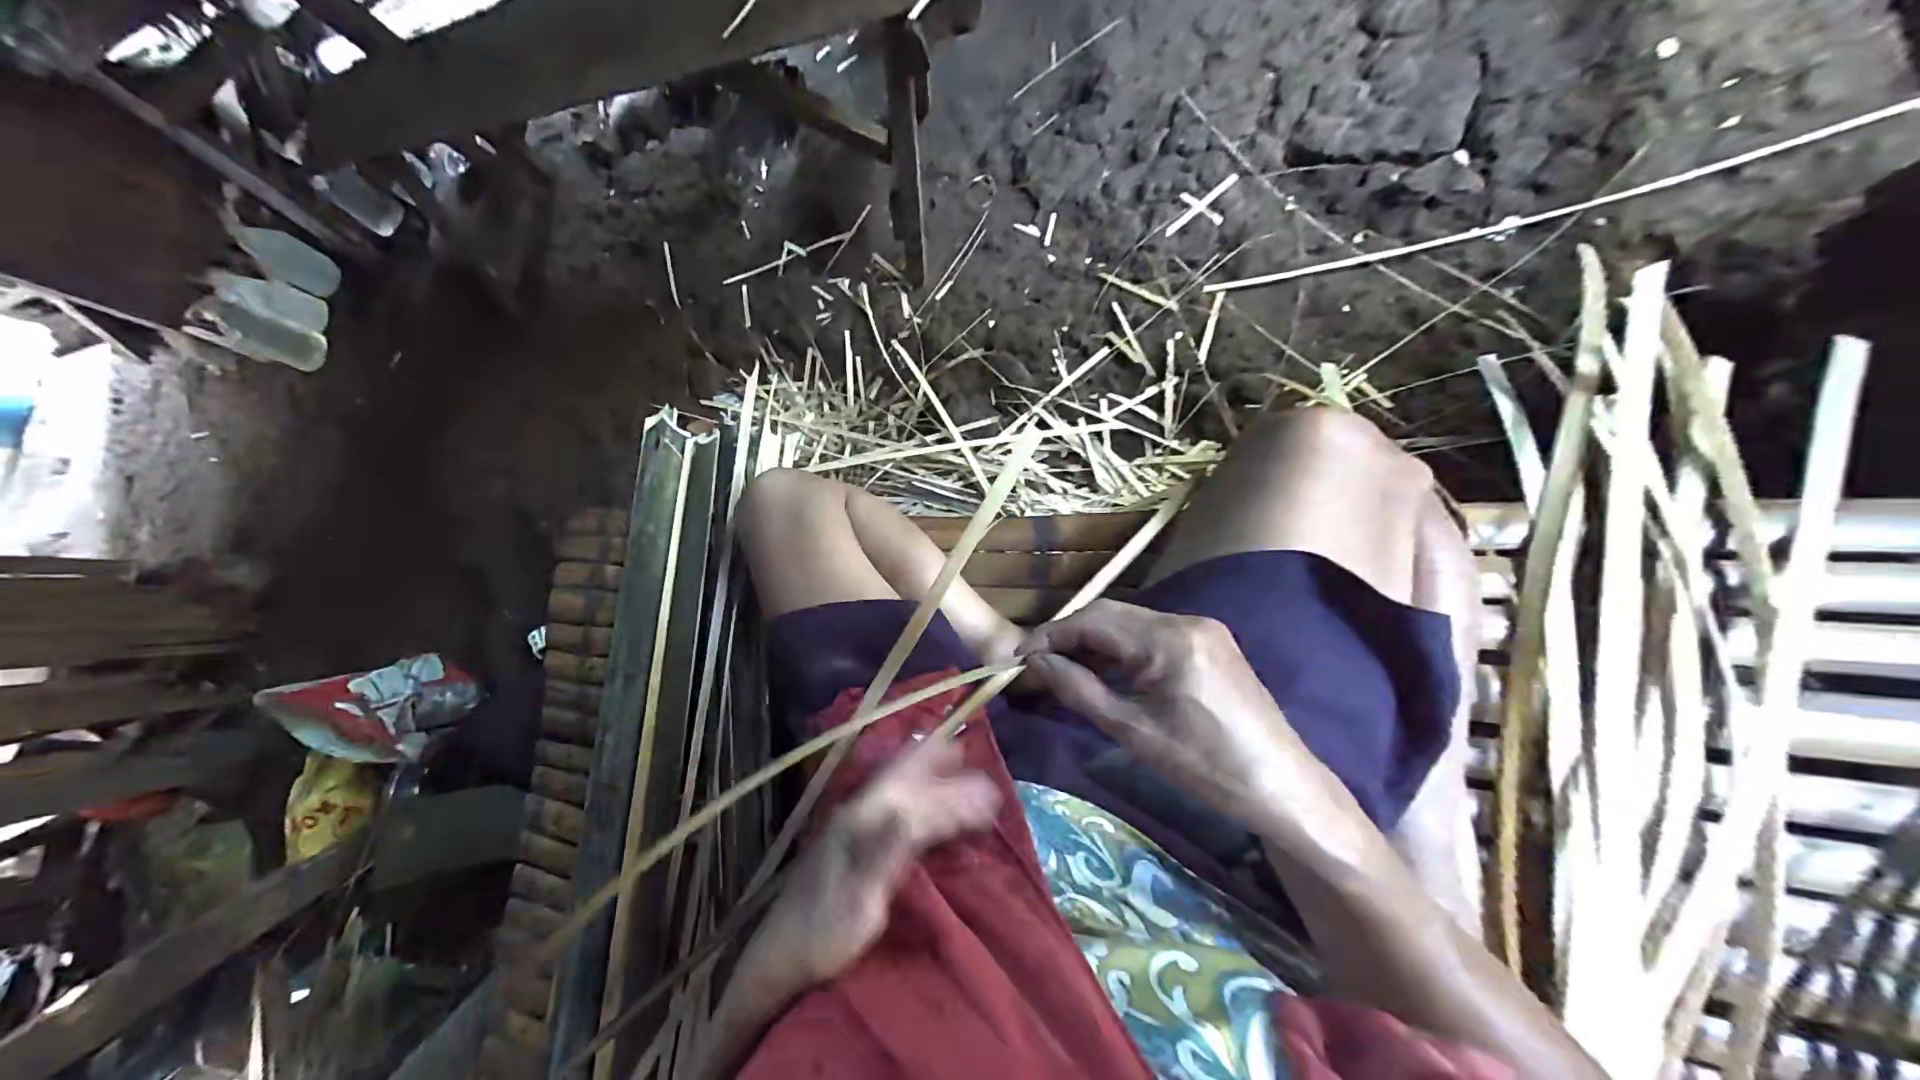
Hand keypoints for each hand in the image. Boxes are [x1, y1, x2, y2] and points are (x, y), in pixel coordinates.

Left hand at [739, 736, 999, 990]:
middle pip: (907, 782)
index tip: (987, 791)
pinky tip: (933, 803)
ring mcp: (855, 825)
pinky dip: (920, 799)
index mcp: (859, 823)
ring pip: (901, 790)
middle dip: (946, 777)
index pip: (914, 795)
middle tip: (986, 782)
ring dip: (934, 782)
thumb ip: (883, 853)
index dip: (951, 791)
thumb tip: (906, 811)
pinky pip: (896, 807)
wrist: (781, 955)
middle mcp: (858, 813)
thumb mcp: (857, 903)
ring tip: (964, 776)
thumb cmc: (822, 934)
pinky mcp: (855, 841)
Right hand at [1019, 600, 1362, 845]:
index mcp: (1169, 639)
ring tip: (1064, 671)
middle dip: (1070, 636)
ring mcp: (1203, 628)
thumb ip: (1078, 689)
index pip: (1093, 620)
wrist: (1280, 785)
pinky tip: (1106, 672)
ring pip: (1131, 623)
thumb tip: (1034, 664)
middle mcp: (1186, 620)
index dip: (1051, 635)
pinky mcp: (1210, 641)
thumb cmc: (1204, 766)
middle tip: (1037, 666)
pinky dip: (1123, 649)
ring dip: (1095, 642)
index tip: (1019, 659)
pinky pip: (1153, 634)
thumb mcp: (1132, 731)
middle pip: (1111, 614)